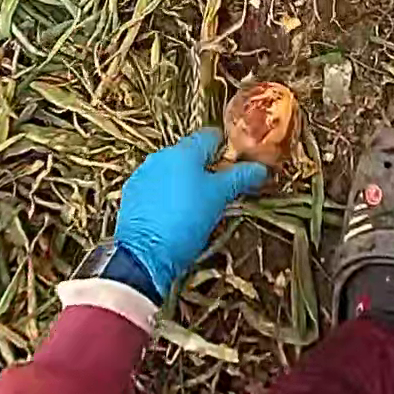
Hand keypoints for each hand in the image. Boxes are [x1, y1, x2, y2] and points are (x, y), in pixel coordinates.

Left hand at [115, 130, 267, 296]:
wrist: (142, 257)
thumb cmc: (186, 219)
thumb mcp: (219, 197)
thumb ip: (241, 177)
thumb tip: (261, 168)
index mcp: (185, 150)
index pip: (213, 136)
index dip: (228, 151)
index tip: (235, 170)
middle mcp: (162, 154)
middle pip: (193, 153)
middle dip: (207, 168)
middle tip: (219, 192)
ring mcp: (143, 173)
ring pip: (174, 169)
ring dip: (186, 181)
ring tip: (196, 206)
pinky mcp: (131, 193)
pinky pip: (156, 185)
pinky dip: (167, 193)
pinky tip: (174, 214)